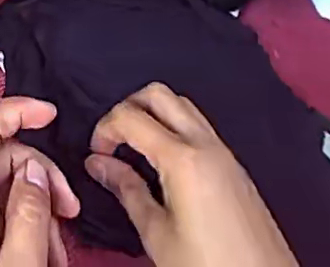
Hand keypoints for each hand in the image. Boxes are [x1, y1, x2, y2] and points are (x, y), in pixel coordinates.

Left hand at [0, 97, 80, 266]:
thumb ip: (31, 213)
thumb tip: (36, 169)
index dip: (19, 108)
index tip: (51, 114)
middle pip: (1, 158)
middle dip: (41, 181)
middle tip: (69, 219)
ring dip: (34, 212)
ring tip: (54, 256)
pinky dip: (16, 226)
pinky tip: (35, 257)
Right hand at [85, 83, 297, 266]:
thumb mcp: (158, 237)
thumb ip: (127, 190)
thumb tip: (98, 163)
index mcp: (182, 158)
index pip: (131, 116)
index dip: (105, 128)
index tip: (95, 154)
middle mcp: (204, 142)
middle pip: (158, 94)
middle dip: (128, 107)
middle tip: (114, 141)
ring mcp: (223, 150)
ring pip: (180, 104)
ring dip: (153, 112)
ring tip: (135, 148)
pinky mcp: (234, 164)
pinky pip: (198, 124)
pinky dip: (173, 126)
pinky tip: (164, 160)